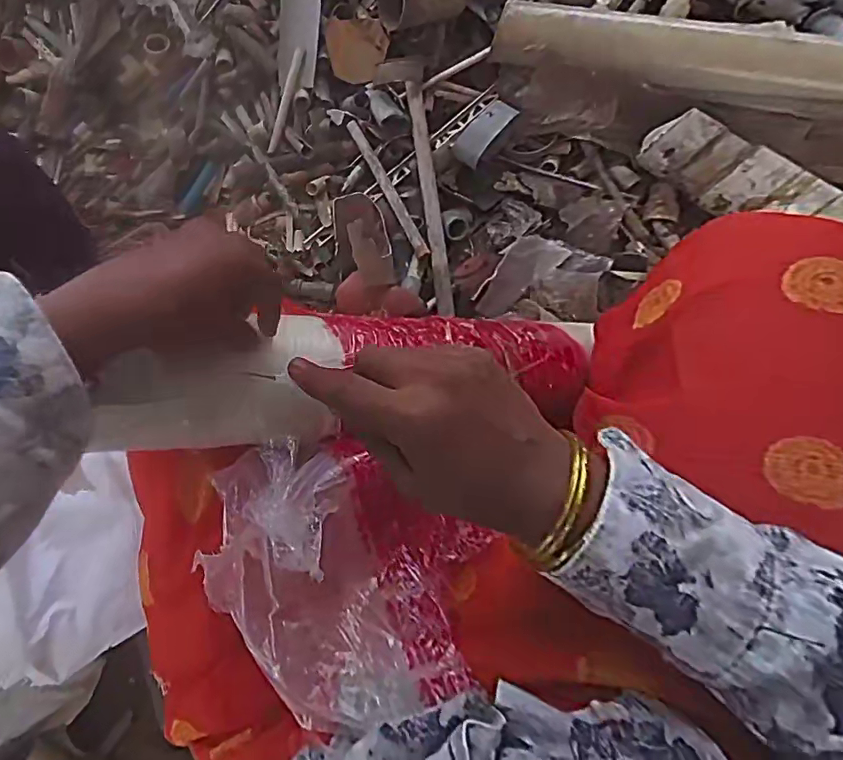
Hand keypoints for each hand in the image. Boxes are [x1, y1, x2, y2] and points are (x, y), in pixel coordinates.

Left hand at [37, 217, 282, 377]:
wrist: (122, 298)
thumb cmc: (180, 315)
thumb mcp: (217, 331)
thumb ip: (241, 333)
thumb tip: (252, 338)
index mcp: (244, 257)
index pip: (271, 283)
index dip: (271, 310)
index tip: (265, 332)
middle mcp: (225, 235)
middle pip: (248, 262)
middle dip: (249, 290)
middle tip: (240, 317)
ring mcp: (195, 230)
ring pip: (223, 253)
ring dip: (226, 276)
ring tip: (214, 303)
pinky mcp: (169, 234)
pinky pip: (198, 250)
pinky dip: (203, 268)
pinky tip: (188, 291)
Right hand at [286, 347, 605, 547]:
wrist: (545, 479)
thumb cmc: (471, 492)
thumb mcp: (409, 480)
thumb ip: (373, 436)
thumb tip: (349, 408)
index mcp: (412, 417)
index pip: (348, 390)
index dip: (317, 379)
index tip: (297, 368)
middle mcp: (430, 378)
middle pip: (369, 358)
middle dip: (360, 376)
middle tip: (371, 400)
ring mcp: (455, 358)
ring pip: (396, 350)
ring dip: (390, 370)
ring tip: (408, 398)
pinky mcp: (473, 350)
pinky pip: (426, 351)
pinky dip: (419, 368)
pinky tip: (436, 392)